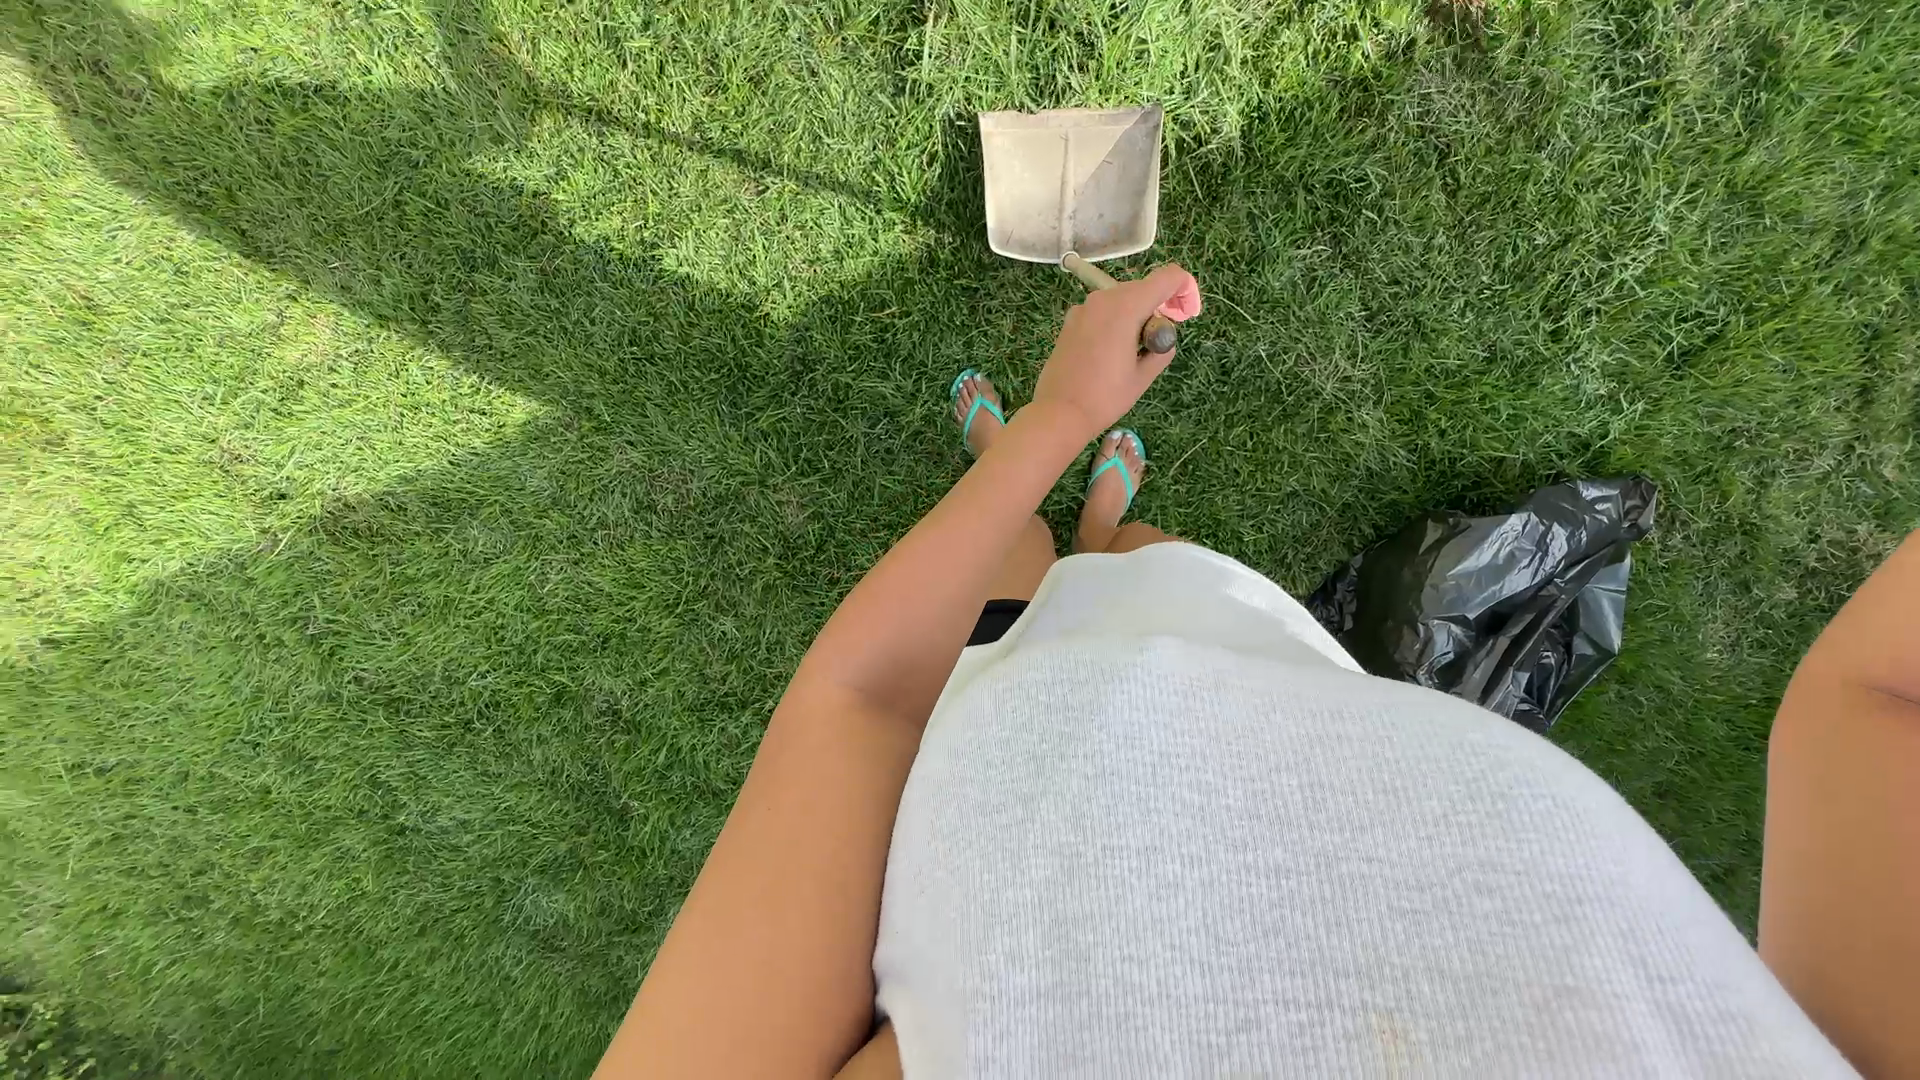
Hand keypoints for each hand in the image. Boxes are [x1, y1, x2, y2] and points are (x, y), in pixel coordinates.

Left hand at [1032, 263, 1201, 440]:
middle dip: (1160, 306)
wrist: (1059, 413)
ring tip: (1135, 351)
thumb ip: (1162, 347)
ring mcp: (1083, 309)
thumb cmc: (1105, 397)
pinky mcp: (1070, 322)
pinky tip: (1112, 352)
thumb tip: (1161, 335)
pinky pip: (1103, 312)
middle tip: (1162, 339)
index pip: (1167, 277)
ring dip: (1137, 315)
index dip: (1185, 290)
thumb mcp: (1144, 375)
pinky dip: (1115, 322)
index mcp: (1125, 307)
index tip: (1187, 315)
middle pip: (1143, 288)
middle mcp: (1103, 299)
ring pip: (1122, 300)